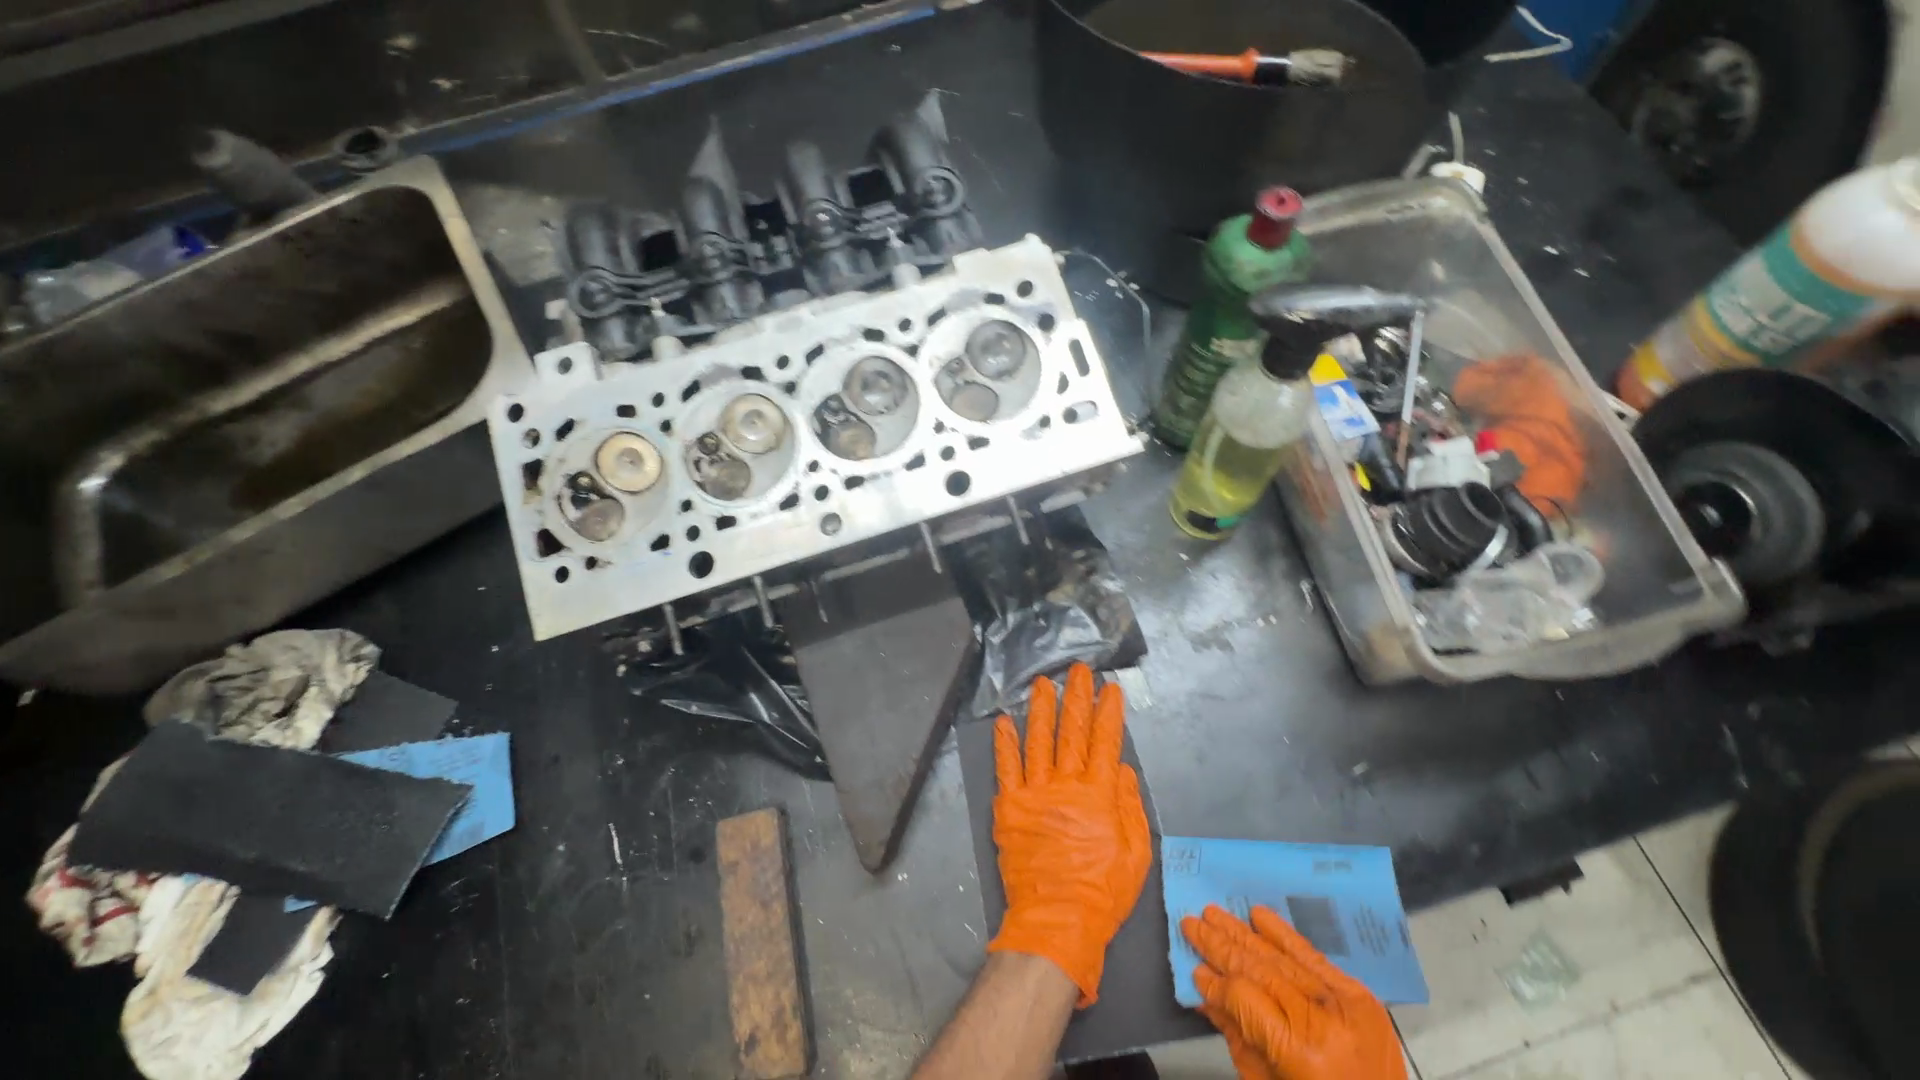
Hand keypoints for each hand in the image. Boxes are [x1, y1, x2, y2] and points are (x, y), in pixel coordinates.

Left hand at [988, 663, 1150, 1006]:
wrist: (1057, 921)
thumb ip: (1129, 806)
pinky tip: (1004, 721)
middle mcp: (1066, 786)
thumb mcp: (1137, 853)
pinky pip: (1005, 769)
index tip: (1110, 689)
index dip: (1108, 713)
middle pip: (1072, 733)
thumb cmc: (1103, 892)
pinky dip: (1004, 744)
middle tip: (1077, 670)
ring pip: (1038, 742)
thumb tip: (1121, 768)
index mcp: (1099, 795)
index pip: (1106, 743)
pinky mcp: (1009, 808)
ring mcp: (1034, 794)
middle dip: (1076, 698)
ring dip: (1041, 710)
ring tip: (1043, 683)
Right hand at [1182, 905, 1405, 1079]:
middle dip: (1221, 946)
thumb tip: (1207, 990)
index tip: (1195, 971)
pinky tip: (1258, 915)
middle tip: (1190, 925)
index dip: (1216, 983)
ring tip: (1213, 913)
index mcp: (1296, 1048)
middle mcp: (1320, 1016)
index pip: (1242, 995)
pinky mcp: (1359, 994)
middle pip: (1259, 967)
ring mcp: (1343, 1002)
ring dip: (1244, 934)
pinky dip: (1285, 935)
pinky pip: (1315, 957)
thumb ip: (1236, 1032)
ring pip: (1282, 957)